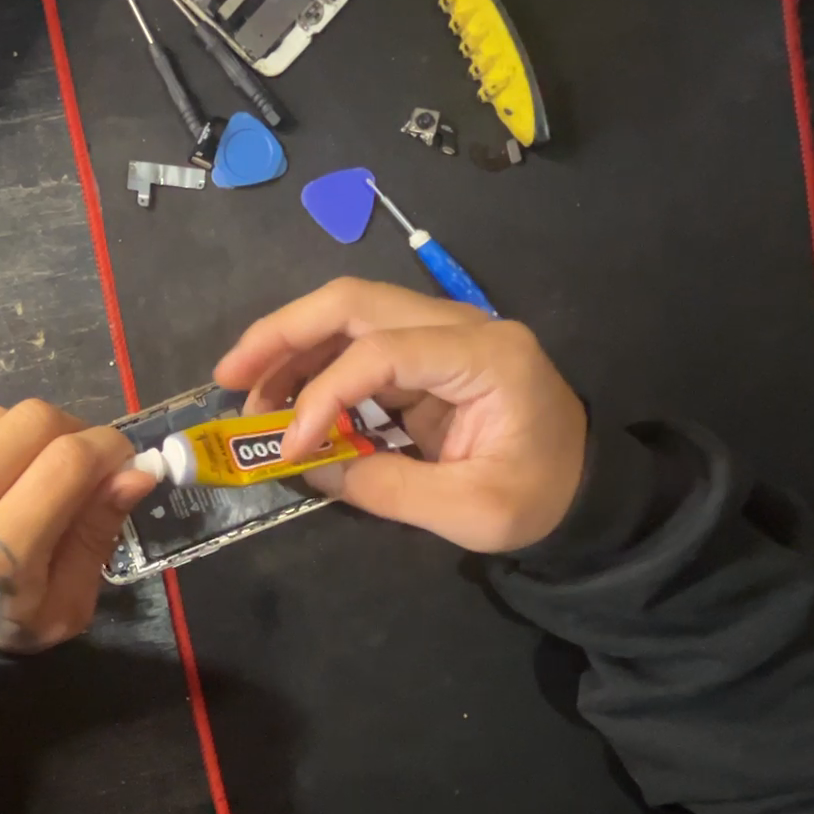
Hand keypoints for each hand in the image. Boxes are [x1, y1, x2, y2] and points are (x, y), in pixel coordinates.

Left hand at [0, 398, 156, 651]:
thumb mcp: (63, 605)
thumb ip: (97, 535)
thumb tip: (135, 471)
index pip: (69, 462)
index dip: (108, 447)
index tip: (116, 461)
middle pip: (33, 419)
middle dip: (70, 432)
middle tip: (72, 462)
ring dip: (19, 435)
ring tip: (16, 473)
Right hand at [213, 278, 586, 552]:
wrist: (586, 489)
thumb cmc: (540, 499)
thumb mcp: (469, 510)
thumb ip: (384, 486)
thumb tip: (306, 464)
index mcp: (484, 357)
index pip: (379, 354)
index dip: (320, 397)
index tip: (289, 450)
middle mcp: (458, 326)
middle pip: (352, 303)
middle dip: (281, 336)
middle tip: (227, 377)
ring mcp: (439, 334)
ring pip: (345, 316)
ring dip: (288, 350)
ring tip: (248, 397)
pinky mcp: (422, 355)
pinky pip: (353, 346)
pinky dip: (310, 368)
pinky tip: (283, 400)